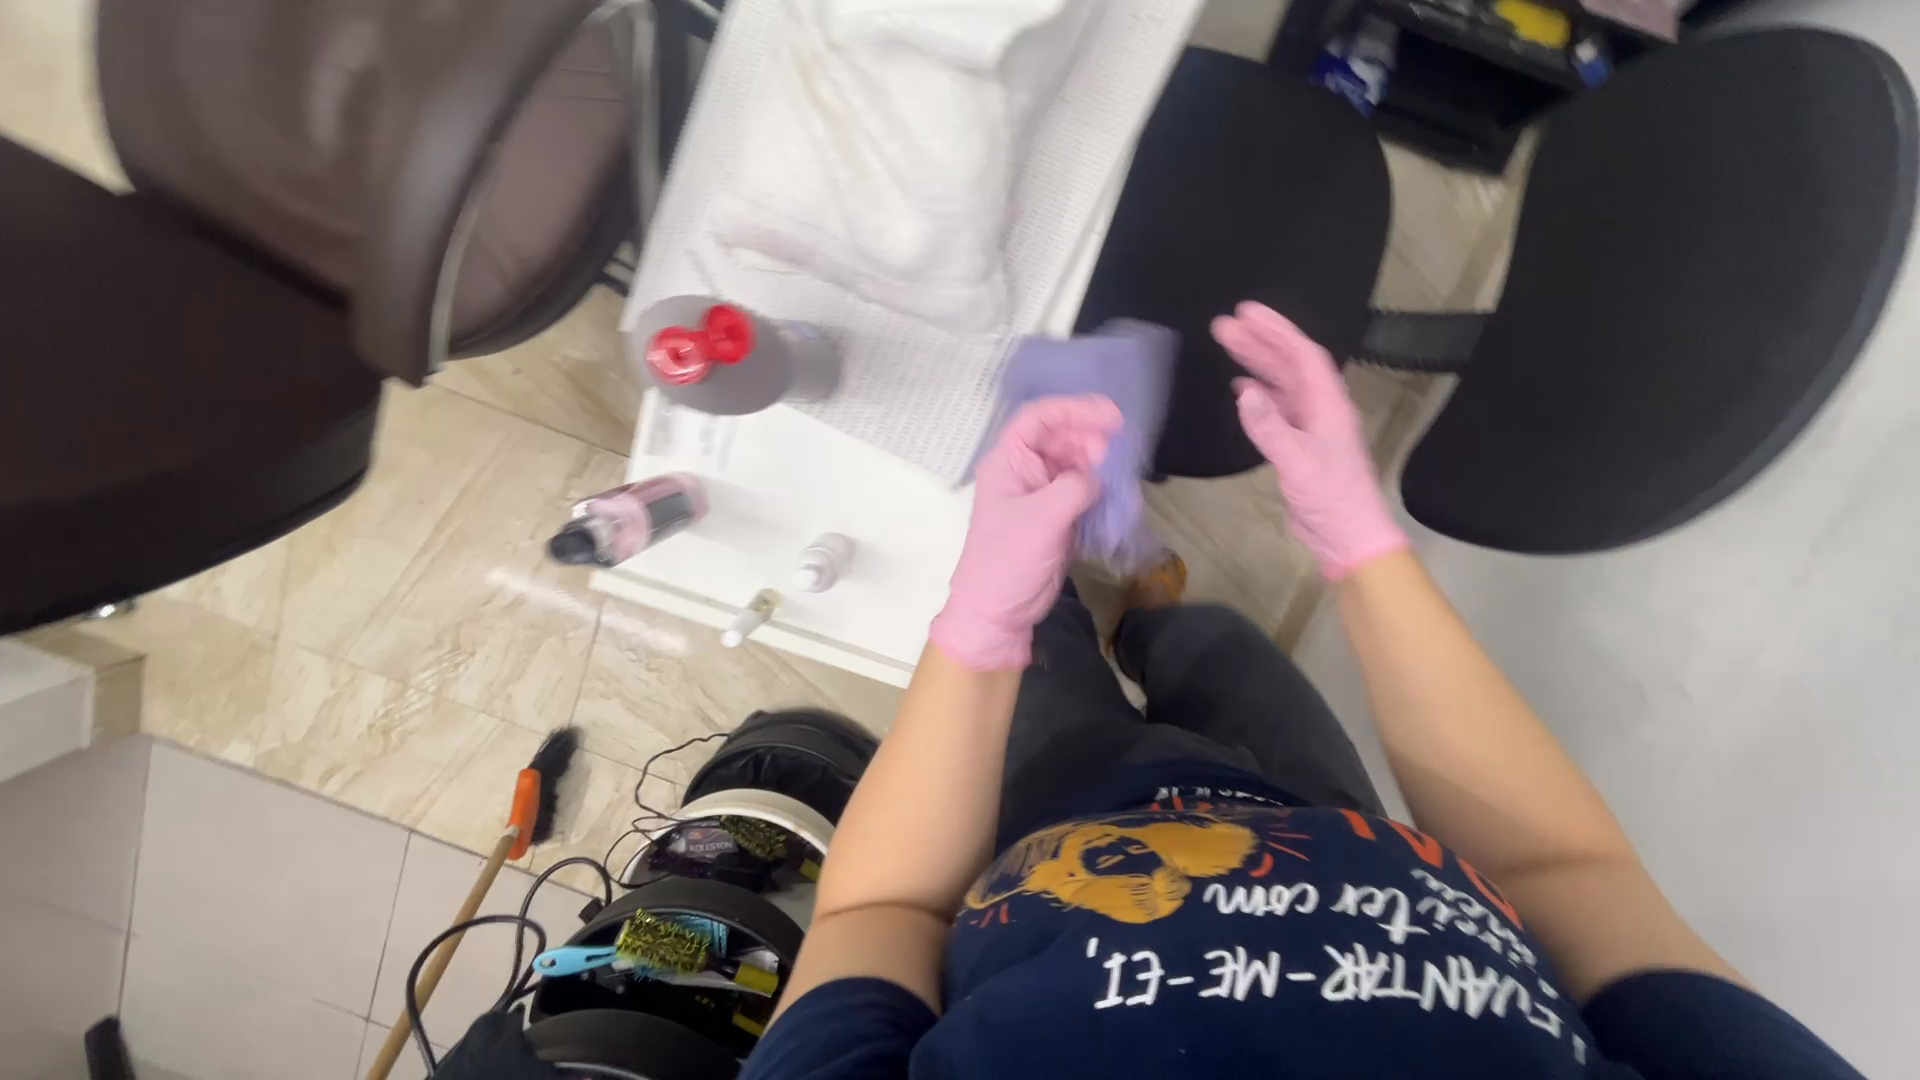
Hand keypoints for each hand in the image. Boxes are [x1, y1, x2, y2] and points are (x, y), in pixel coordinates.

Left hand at [930, 395, 1121, 669]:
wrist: (999, 611)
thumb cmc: (1009, 560)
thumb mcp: (1042, 519)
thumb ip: (1074, 487)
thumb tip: (1096, 477)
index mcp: (1008, 462)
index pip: (1038, 418)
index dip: (1072, 409)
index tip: (1109, 415)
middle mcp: (1023, 471)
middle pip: (1059, 437)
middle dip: (1089, 436)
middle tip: (1116, 449)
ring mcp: (1040, 493)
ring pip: (1073, 462)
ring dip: (1097, 462)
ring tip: (1117, 472)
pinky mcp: (1056, 515)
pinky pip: (1081, 489)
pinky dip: (1099, 486)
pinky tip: (1116, 491)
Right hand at [1212, 302, 1407, 581]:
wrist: (1346, 535)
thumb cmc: (1330, 497)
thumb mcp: (1298, 461)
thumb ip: (1270, 427)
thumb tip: (1244, 391)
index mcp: (1327, 405)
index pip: (1302, 355)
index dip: (1276, 330)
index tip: (1246, 313)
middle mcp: (1320, 408)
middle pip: (1289, 364)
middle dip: (1259, 341)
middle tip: (1224, 325)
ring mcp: (1309, 426)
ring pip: (1281, 384)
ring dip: (1256, 364)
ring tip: (1227, 345)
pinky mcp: (1298, 445)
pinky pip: (1277, 408)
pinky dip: (1258, 394)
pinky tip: (1240, 389)